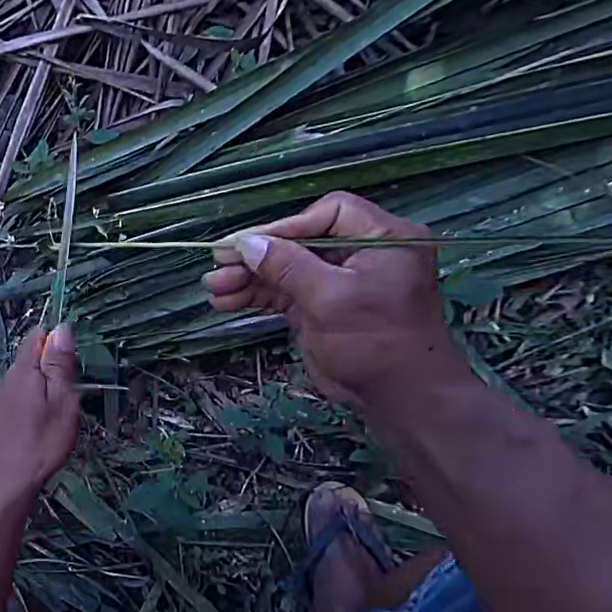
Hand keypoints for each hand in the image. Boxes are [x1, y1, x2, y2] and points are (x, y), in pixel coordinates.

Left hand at [0, 324, 79, 502]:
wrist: (9, 481)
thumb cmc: (43, 441)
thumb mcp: (62, 399)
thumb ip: (59, 363)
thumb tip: (61, 328)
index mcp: (22, 369)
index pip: (38, 335)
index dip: (58, 343)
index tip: (72, 366)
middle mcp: (4, 377)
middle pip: (31, 358)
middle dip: (51, 368)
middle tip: (68, 396)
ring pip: (24, 379)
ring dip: (41, 388)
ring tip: (55, 414)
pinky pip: (17, 396)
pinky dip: (30, 402)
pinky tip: (38, 424)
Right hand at [202, 191, 464, 408]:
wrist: (398, 396)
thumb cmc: (375, 341)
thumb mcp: (332, 299)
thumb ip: (289, 267)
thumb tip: (247, 244)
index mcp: (381, 237)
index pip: (328, 214)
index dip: (286, 227)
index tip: (247, 243)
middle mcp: (359, 254)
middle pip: (300, 243)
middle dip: (258, 257)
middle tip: (218, 265)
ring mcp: (337, 282)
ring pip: (286, 270)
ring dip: (249, 278)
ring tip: (214, 288)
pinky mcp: (319, 308)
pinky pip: (284, 294)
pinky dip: (257, 297)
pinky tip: (227, 301)